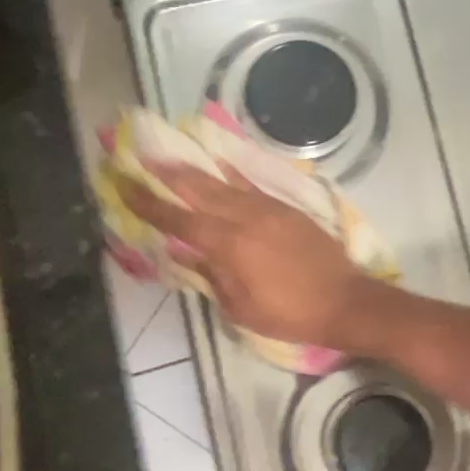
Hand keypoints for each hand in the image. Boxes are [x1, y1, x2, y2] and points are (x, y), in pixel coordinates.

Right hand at [119, 163, 384, 351]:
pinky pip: (250, 185)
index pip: (178, 220)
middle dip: (167, 173)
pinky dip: (231, 175)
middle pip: (198, 189)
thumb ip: (212, 276)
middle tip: (142, 156)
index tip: (125, 185)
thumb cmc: (288, 314)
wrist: (344, 301)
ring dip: (196, 170)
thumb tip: (190, 254)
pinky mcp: (286, 208)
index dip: (149, 204)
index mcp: (228, 245)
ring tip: (173, 157)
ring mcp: (268, 208)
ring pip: (224, 182)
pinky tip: (221, 166)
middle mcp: (244, 217)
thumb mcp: (240, 307)